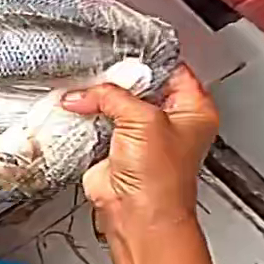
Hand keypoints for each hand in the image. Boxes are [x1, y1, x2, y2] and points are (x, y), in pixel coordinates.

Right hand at [61, 66, 219, 240]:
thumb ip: (112, 98)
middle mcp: (165, 120)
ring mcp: (136, 133)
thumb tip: (81, 93)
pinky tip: (71, 111)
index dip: (148, 61)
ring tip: (78, 91)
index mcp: (192, 109)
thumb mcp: (143, 121)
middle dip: (112, 81)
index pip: (172, 71)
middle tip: (94, 74)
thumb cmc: (160, 177)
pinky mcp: (109, 146)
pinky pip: (92, 123)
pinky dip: (80, 117)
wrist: (135, 210)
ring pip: (111, 105)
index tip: (122, 54)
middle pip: (136, 87)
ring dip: (93, 100)